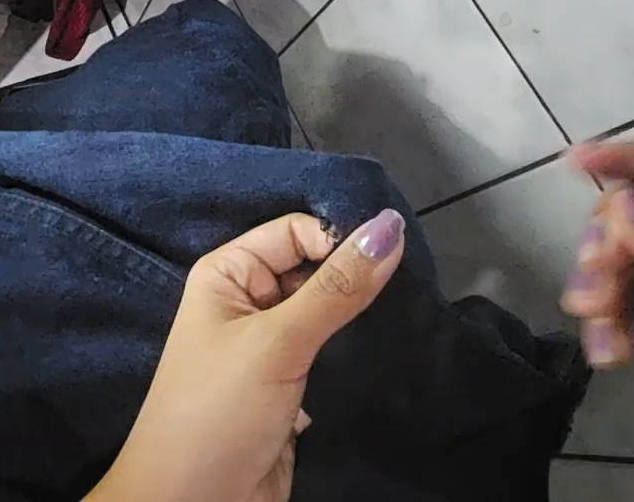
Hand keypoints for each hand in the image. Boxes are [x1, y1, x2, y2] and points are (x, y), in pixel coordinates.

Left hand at [86, 209, 405, 501]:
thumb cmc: (221, 409)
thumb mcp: (278, 342)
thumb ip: (337, 288)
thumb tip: (388, 225)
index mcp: (229, 271)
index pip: (295, 231)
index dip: (339, 240)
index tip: (395, 262)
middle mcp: (247, 299)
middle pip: (313, 268)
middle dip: (355, 278)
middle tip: (412, 293)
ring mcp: (268, 344)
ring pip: (326, 312)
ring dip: (359, 318)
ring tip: (408, 321)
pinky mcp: (290, 384)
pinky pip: (330, 351)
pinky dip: (355, 351)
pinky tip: (390, 352)